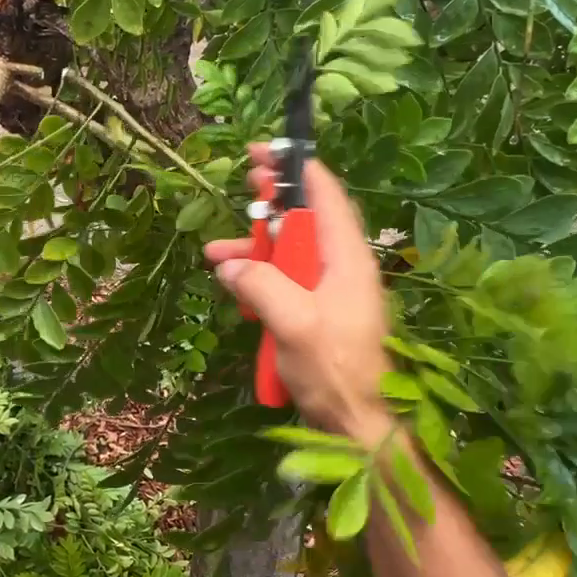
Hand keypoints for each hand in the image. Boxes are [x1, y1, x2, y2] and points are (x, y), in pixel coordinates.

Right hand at [204, 143, 391, 443]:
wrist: (360, 425)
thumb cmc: (337, 371)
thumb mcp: (295, 325)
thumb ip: (261, 286)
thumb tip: (230, 263)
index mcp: (347, 260)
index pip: (324, 198)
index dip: (296, 170)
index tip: (265, 152)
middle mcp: (339, 268)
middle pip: (304, 220)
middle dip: (270, 204)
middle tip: (244, 184)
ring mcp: (326, 291)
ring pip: (286, 253)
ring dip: (253, 248)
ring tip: (215, 251)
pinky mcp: (313, 312)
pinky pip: (281, 281)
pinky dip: (255, 277)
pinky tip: (232, 283)